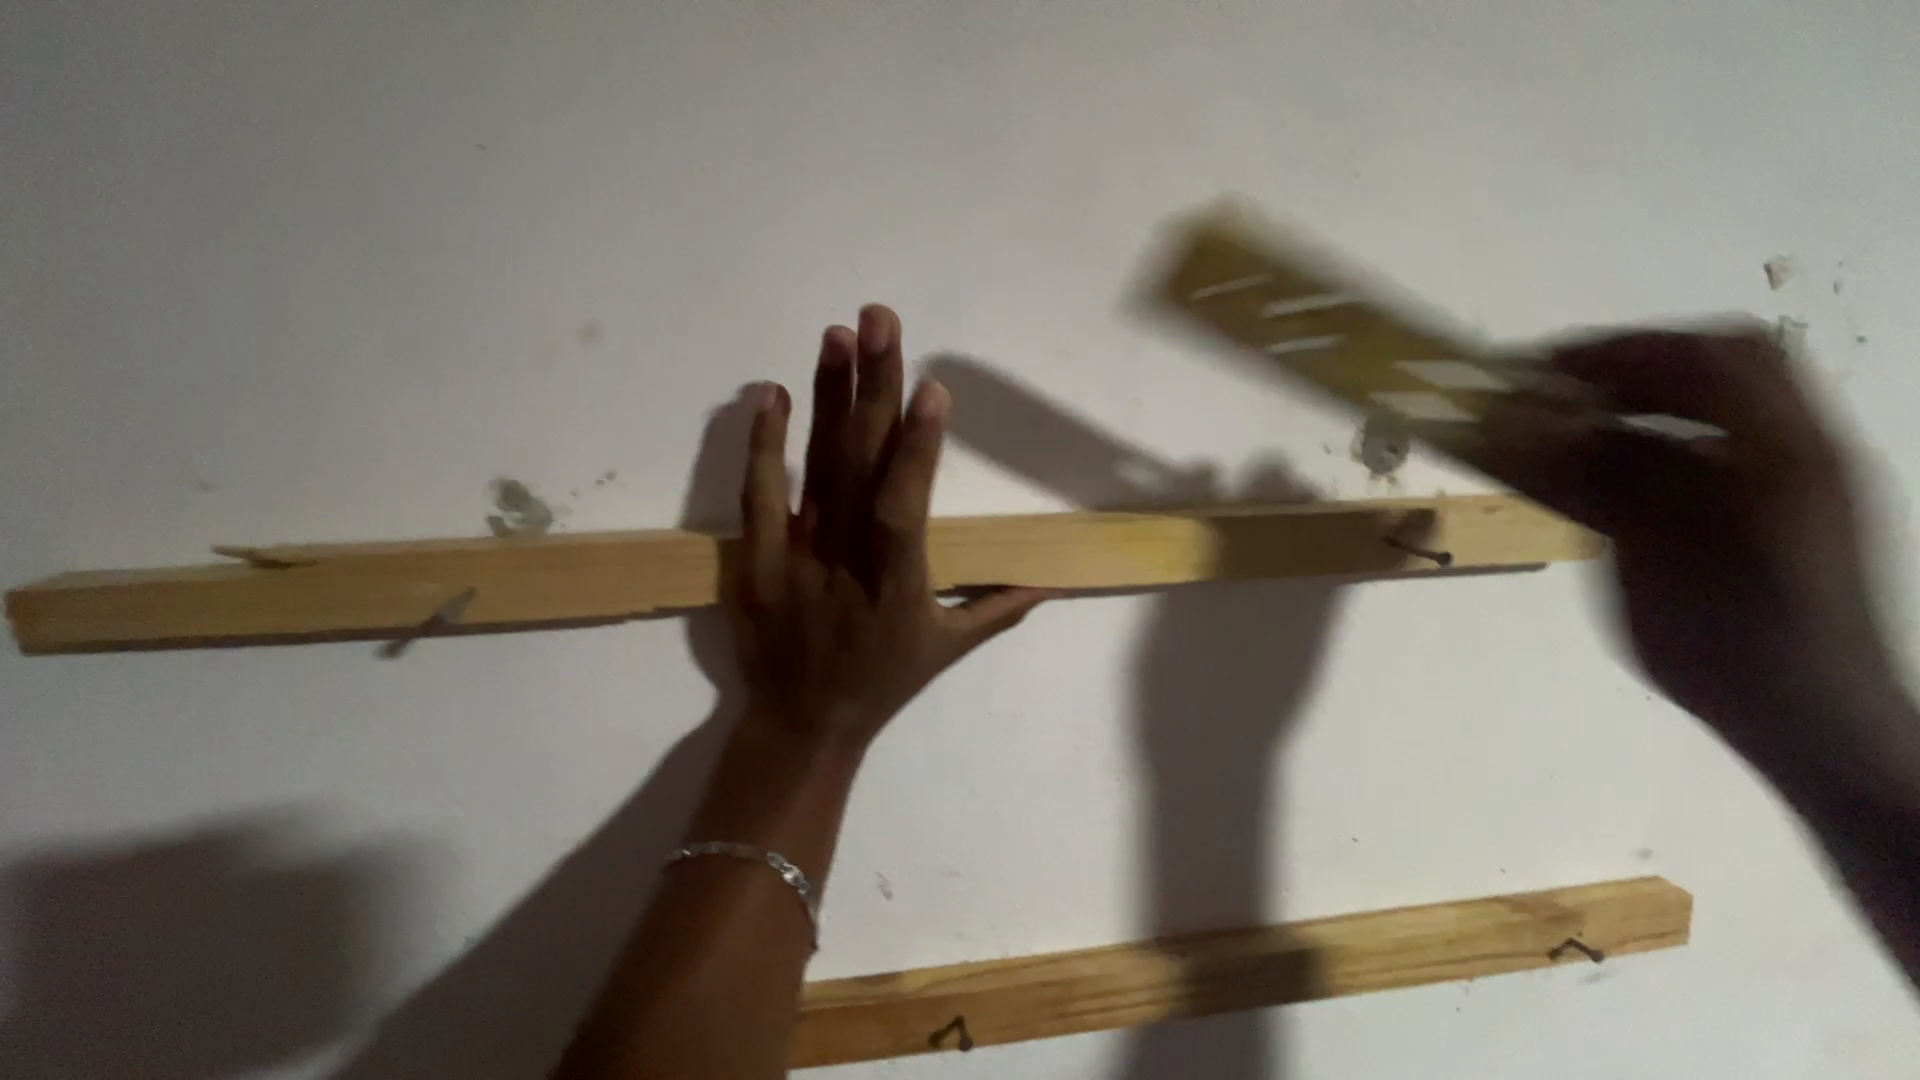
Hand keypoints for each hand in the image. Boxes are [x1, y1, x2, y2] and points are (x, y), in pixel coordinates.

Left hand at [727, 304, 1050, 749]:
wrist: (802, 722)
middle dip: (874, 386)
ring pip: (814, 465)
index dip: (919, 449)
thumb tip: (1052, 581)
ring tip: (836, 334)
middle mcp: (846, 557)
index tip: (934, 387)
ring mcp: (796, 554)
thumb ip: (1000, 609)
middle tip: (879, 318)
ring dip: (826, 396)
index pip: (905, 505)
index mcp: (897, 581)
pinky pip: (758, 493)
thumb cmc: (882, 683)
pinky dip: (763, 443)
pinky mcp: (758, 556)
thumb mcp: (948, 651)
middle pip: (860, 463)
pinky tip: (772, 392)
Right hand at [1481, 326, 1907, 774]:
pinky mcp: (1759, 513)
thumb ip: (1598, 479)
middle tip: (1548, 394)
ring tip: (1553, 430)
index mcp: (1784, 454)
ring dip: (1625, 406)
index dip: (1622, 350)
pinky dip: (1635, 447)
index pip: (1712, 357)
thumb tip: (1523, 423)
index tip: (1542, 371)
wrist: (1808, 717)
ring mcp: (1779, 481)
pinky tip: (1584, 474)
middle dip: (1625, 368)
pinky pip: (1695, 455)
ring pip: (1703, 409)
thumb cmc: (1735, 642)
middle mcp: (1788, 451)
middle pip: (1716, 368)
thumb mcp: (1656, 557)